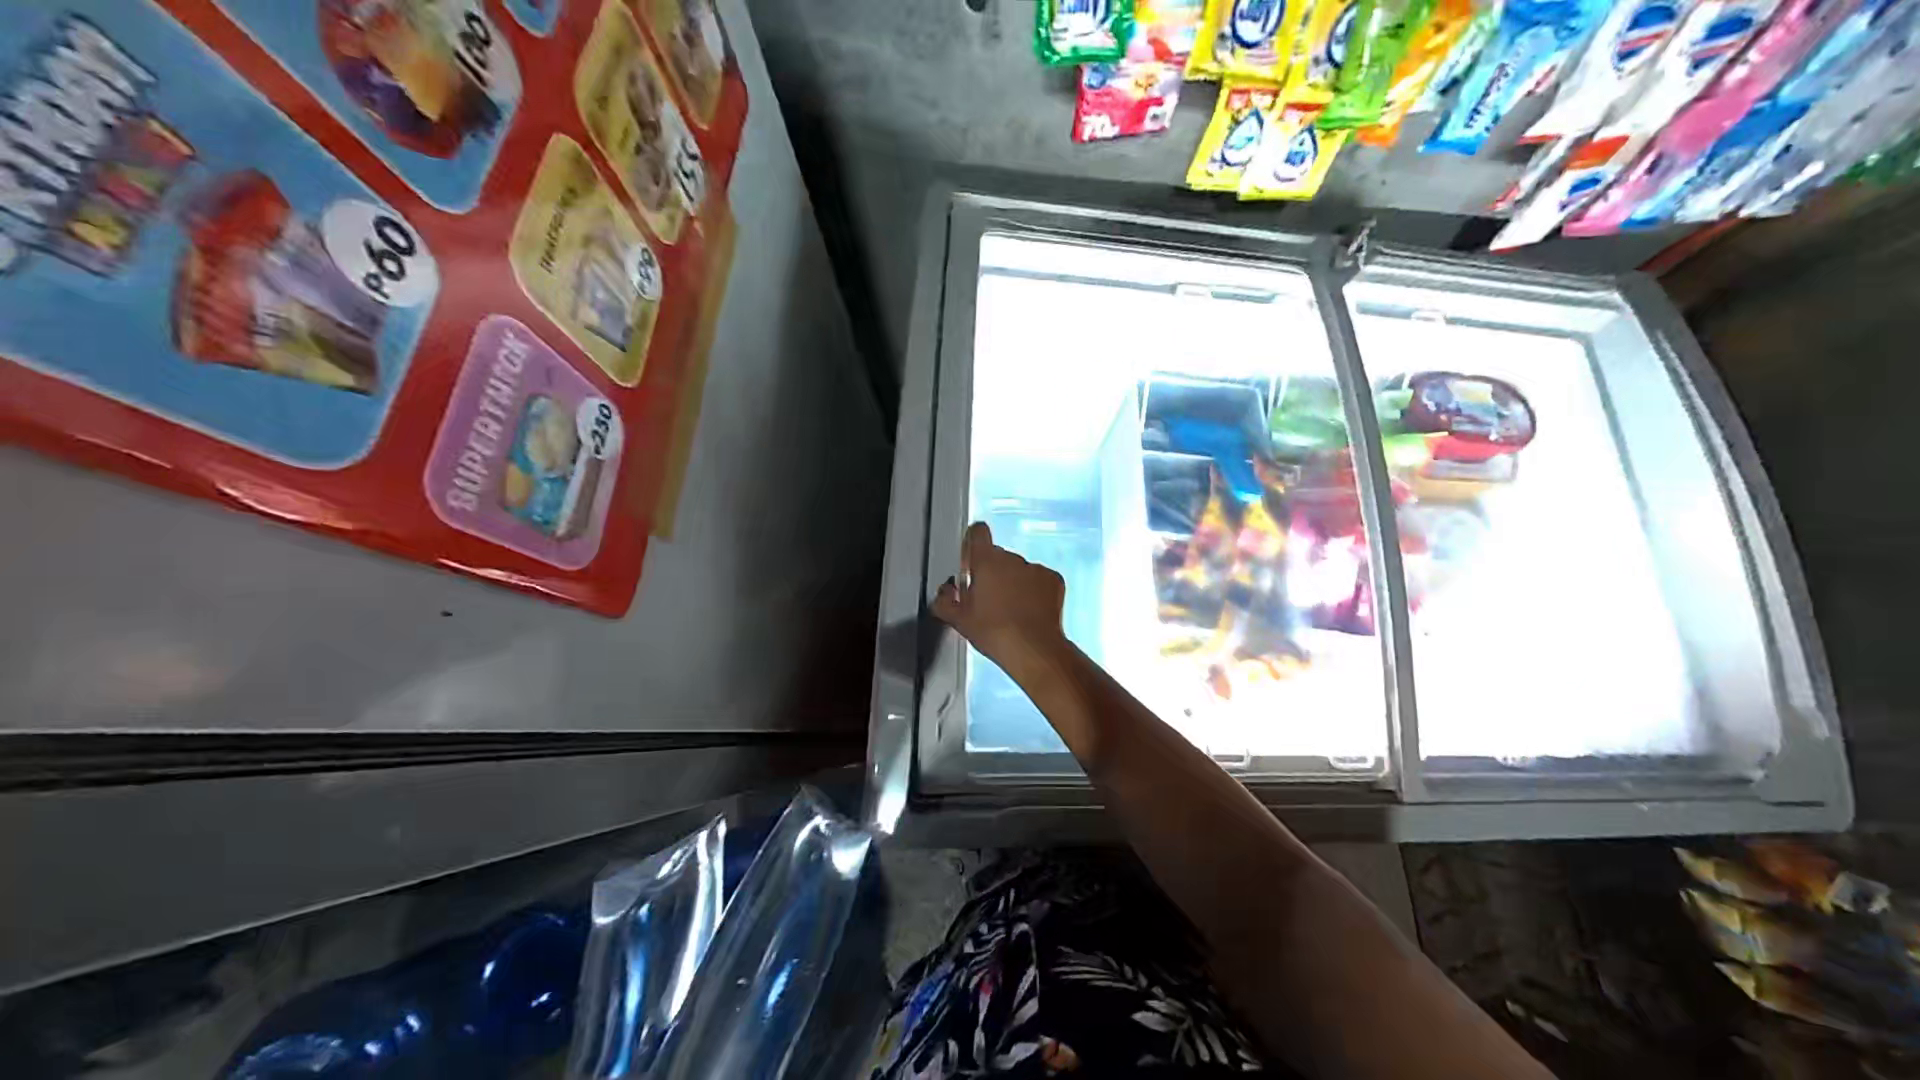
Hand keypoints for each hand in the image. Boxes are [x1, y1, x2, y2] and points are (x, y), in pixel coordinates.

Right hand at [932, 522, 1070, 681]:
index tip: (971, 557)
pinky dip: (1035, 592)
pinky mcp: (1054, 580)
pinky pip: (1040, 580)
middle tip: (986, 600)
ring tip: (1009, 611)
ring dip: (1014, 583)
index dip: (973, 542)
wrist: (1033, 649)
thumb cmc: (995, 633)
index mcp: (986, 561)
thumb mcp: (959, 620)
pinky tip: (1028, 612)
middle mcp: (1012, 559)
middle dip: (992, 573)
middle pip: (998, 557)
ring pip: (1019, 569)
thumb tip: (943, 596)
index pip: (977, 532)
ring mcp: (1035, 568)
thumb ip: (945, 601)